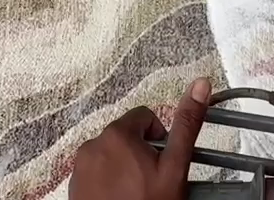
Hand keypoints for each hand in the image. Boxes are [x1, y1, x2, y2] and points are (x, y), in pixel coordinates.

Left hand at [69, 76, 211, 199]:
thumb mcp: (174, 167)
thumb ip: (187, 124)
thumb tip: (200, 85)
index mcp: (117, 134)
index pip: (144, 117)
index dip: (159, 138)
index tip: (162, 162)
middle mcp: (93, 146)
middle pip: (126, 136)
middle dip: (140, 154)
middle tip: (151, 182)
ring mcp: (80, 169)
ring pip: (111, 156)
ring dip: (123, 168)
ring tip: (135, 193)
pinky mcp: (73, 189)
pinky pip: (96, 174)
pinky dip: (107, 183)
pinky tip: (119, 199)